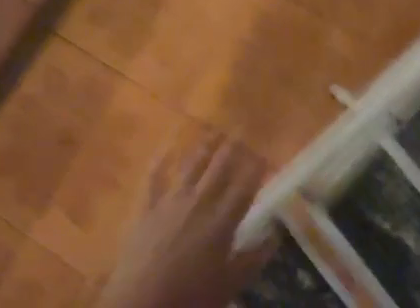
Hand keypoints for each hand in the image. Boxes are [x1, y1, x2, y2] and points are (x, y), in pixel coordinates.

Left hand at [98, 134, 277, 307]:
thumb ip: (254, 257)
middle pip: (220, 169)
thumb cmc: (191, 296)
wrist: (143, 300)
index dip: (255, 167)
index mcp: (222, 221)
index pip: (244, 186)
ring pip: (191, 166)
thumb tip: (276, 232)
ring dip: (204, 147)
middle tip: (241, 128)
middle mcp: (199, 202)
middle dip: (232, 148)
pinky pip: (154, 177)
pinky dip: (160, 160)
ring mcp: (171, 200)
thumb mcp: (230, 284)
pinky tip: (165, 146)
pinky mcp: (148, 206)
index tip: (264, 150)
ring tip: (214, 132)